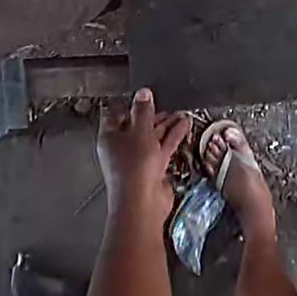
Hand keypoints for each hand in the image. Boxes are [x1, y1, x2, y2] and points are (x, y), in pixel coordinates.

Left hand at [96, 88, 190, 220]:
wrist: (143, 203)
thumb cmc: (134, 166)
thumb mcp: (139, 132)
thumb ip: (143, 111)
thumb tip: (143, 92)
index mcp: (110, 137)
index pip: (116, 114)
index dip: (130, 104)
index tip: (144, 94)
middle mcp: (122, 147)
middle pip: (137, 125)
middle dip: (153, 114)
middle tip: (167, 102)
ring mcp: (139, 158)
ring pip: (153, 136)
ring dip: (167, 124)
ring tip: (182, 112)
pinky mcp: (154, 168)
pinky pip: (164, 147)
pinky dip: (174, 135)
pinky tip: (186, 124)